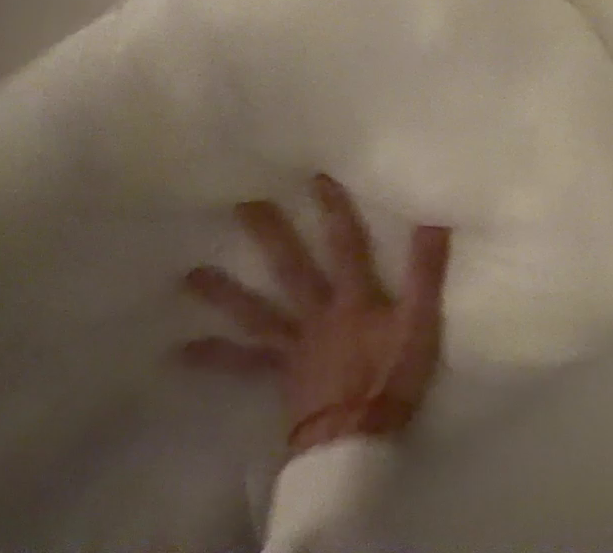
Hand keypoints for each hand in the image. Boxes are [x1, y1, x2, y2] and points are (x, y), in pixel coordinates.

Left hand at [179, 174, 452, 454]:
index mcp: (354, 299)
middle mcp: (317, 314)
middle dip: (269, 236)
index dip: (333, 211)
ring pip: (257, 313)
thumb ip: (425, 272)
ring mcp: (293, 345)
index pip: (344, 245)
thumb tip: (432, 221)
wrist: (354, 436)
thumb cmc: (392, 376)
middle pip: (291, 269)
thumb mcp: (421, 321)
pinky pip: (244, 364)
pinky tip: (180, 350)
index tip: (315, 177)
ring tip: (190, 276)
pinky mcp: (279, 375)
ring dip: (225, 294)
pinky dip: (214, 357)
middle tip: (241, 205)